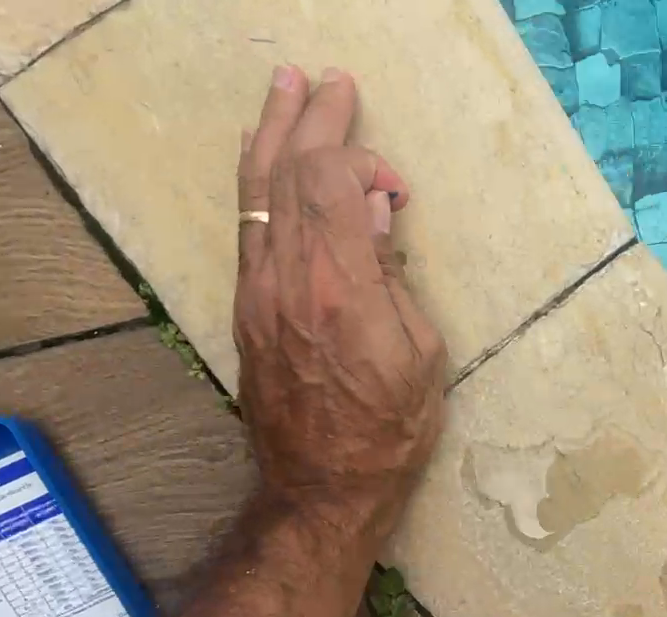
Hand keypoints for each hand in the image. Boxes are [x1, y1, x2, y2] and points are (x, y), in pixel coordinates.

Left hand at [232, 65, 446, 547]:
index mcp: (342, 289)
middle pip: (286, 173)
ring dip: (270, 136)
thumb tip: (380, 218)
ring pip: (254, 193)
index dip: (358, 156)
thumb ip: (396, 280)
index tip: (393, 178)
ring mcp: (257, 292)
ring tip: (282, 94)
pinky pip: (245, 228)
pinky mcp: (245, 310)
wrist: (323, 485)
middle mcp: (289, 279)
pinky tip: (261, 164)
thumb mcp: (422, 358)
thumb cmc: (390, 431)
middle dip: (307, 120)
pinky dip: (256, 184)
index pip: (331, 182)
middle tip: (324, 82)